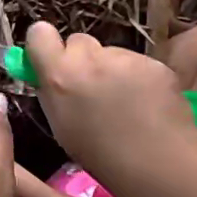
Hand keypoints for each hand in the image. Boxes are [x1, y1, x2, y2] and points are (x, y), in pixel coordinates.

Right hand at [24, 22, 196, 196]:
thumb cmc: (100, 155)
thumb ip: (51, 90)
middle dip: (82, 59)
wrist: (158, 163)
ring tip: (125, 102)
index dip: (45, 44)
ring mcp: (124, 57)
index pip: (39, 33)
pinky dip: (140, 78)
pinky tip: (147, 103)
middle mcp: (89, 58)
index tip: (52, 59)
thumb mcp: (60, 124)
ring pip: (111, 53)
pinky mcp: (152, 62)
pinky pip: (138, 63)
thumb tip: (47, 73)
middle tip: (92, 87)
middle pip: (78, 42)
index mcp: (59, 75)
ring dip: (113, 69)